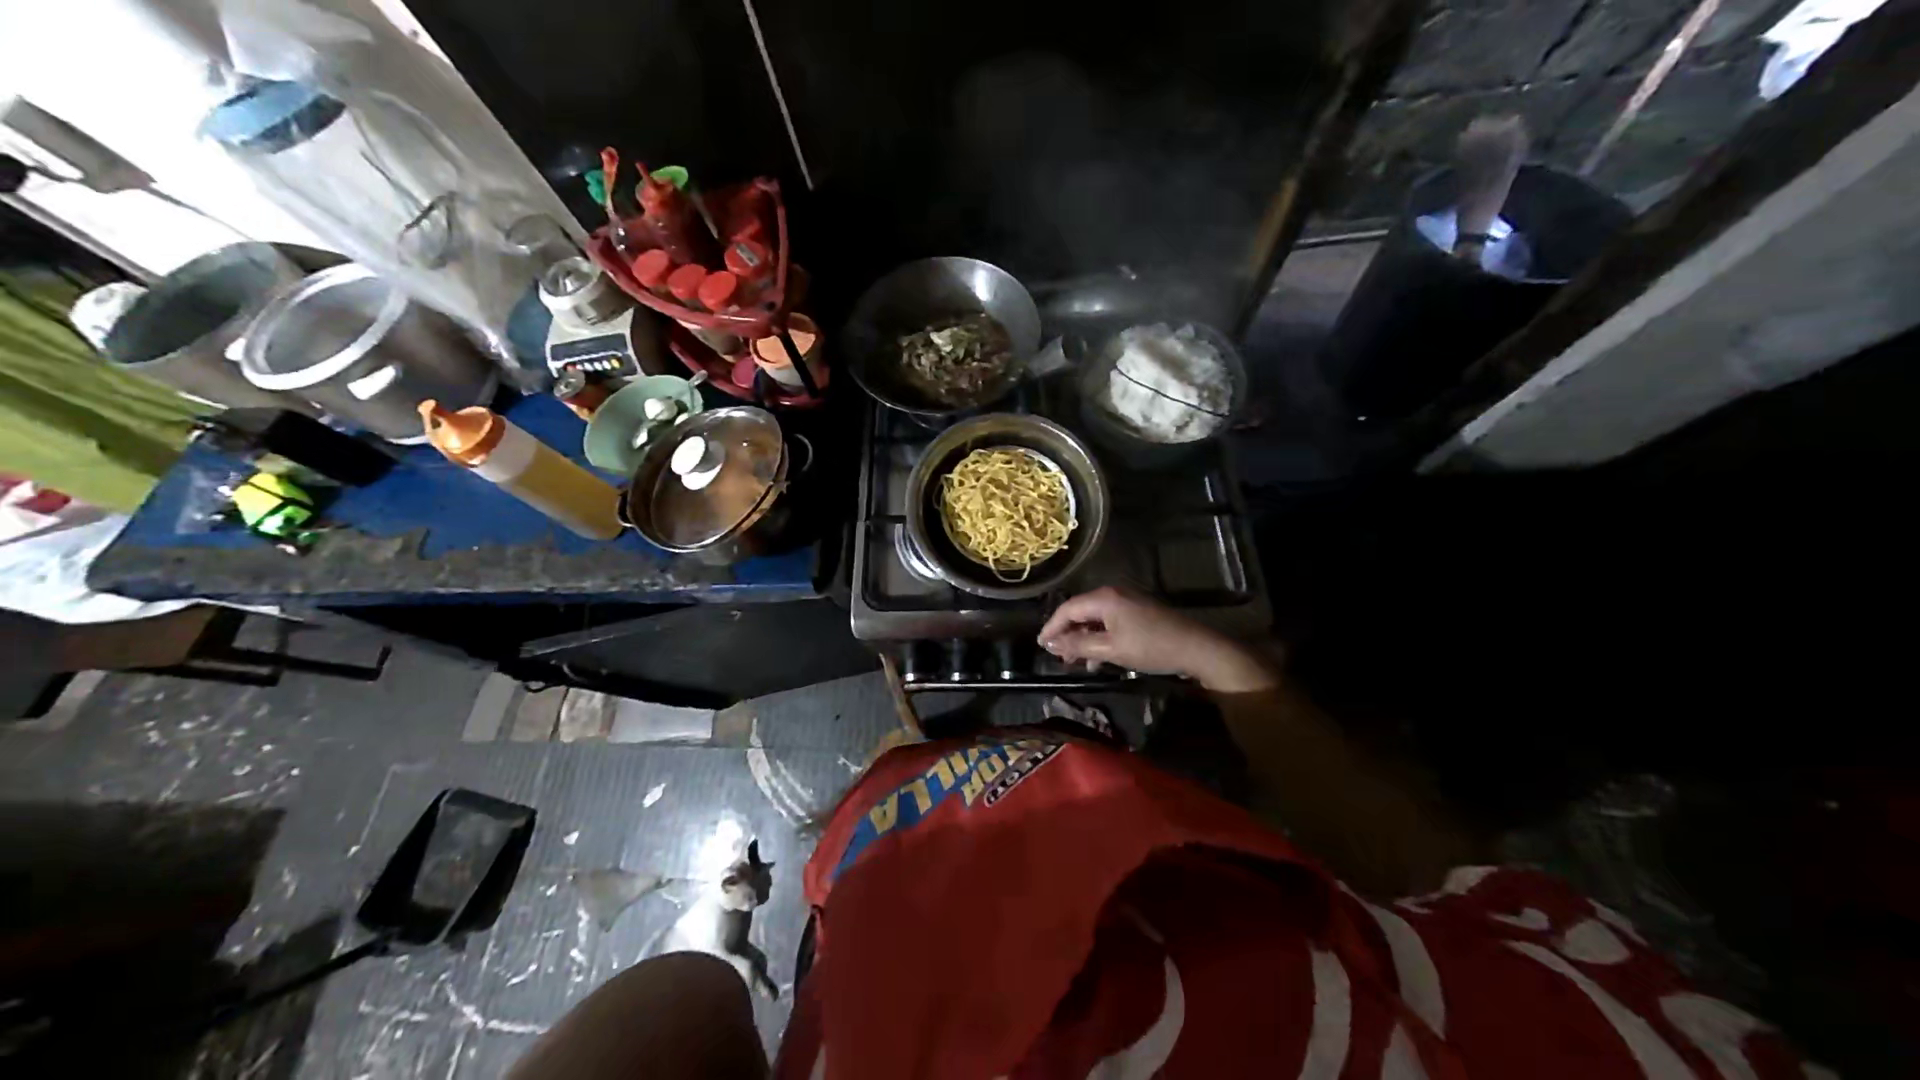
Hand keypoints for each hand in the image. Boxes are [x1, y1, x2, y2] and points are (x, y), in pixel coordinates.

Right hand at [1037, 586, 1279, 692]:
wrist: (1196, 648)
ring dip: (1083, 638)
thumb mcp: (1110, 649)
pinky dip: (1099, 637)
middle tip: (1057, 656)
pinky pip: (1109, 621)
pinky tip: (1098, 658)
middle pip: (1080, 611)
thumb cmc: (1150, 647)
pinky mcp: (1137, 611)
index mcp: (1104, 598)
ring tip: (1076, 661)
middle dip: (1067, 634)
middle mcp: (1113, 593)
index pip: (1067, 609)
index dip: (1051, 627)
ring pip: (1094, 618)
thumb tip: (1051, 644)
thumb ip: (1078, 645)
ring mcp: (1127, 600)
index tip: (1040, 646)